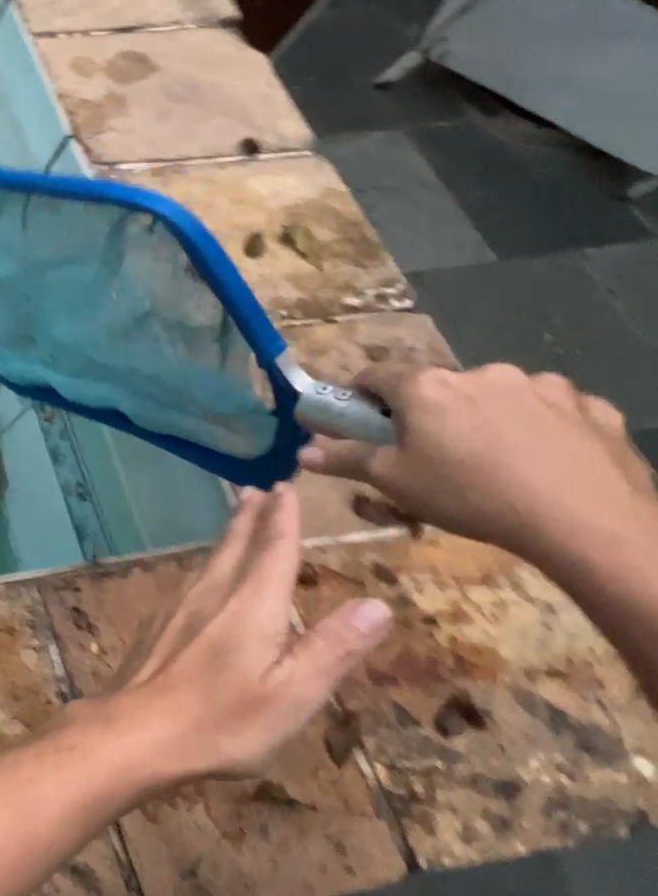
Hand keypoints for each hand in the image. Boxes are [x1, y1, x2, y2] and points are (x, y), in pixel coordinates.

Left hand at [96, 486, 391, 781]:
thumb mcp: (293, 693)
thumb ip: (332, 648)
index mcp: (250, 606)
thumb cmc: (223, 719)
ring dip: (229, 535)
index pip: (273, 551)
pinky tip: (207, 573)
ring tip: (238, 517)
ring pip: (210, 560)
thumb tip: (378, 604)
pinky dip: (210, 562)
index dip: (283, 519)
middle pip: (235, 546)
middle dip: (251, 516)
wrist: (136, 729)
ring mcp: (178, 607)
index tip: (287, 488)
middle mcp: (211, 594)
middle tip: (259, 488)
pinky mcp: (160, 623)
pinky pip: (192, 578)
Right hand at [298, 363, 657, 560]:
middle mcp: (481, 373)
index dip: (362, 398)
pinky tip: (546, 463)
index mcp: (425, 386)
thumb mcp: (393, 482)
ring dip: (488, 419)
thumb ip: (345, 459)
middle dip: (431, 415)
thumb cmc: (470, 496)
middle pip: (439, 388)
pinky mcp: (593, 408)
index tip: (364, 425)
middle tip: (433, 456)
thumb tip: (303, 452)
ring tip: (496, 464)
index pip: (375, 375)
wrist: (590, 522)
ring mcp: (544, 386)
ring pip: (498, 398)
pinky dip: (542, 429)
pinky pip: (553, 412)